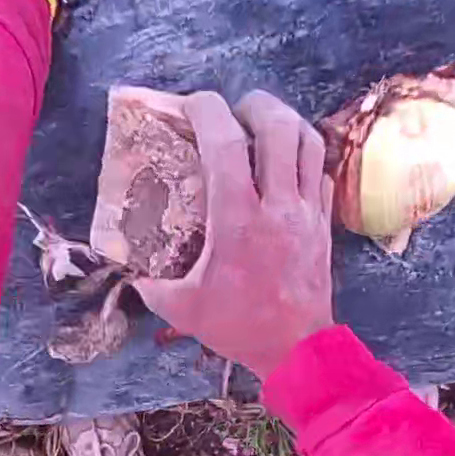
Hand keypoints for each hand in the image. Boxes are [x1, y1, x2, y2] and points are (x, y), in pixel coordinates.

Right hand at [133, 91, 335, 376]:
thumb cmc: (240, 327)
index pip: (225, 142)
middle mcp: (278, 206)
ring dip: (285, 123)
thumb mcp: (183, 309)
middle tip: (233, 114)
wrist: (296, 350)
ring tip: (262, 130)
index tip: (190, 105)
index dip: (205, 109)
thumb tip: (130, 270)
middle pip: (278, 126)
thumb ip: (151, 285)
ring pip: (308, 142)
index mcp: (238, 219)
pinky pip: (321, 172)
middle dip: (253, 105)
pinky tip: (286, 168)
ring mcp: (307, 213)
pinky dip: (304, 157)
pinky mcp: (324, 224)